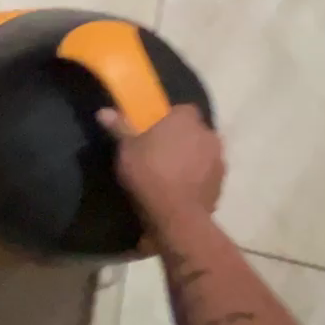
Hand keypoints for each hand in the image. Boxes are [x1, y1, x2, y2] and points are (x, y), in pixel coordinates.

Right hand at [98, 104, 224, 238]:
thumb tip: (103, 111)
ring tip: (171, 171)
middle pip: (195, 131)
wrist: (176, 215)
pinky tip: (180, 188)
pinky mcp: (222, 184)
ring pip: (203, 152)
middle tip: (160, 150)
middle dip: (181, 137)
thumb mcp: (127, 148)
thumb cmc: (149, 172)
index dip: (170, 117)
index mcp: (186, 120)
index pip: (183, 109)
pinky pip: (207, 173)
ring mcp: (219, 160)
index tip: (155, 129)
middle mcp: (208, 135)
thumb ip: (119, 127)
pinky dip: (197, 177)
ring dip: (192, 157)